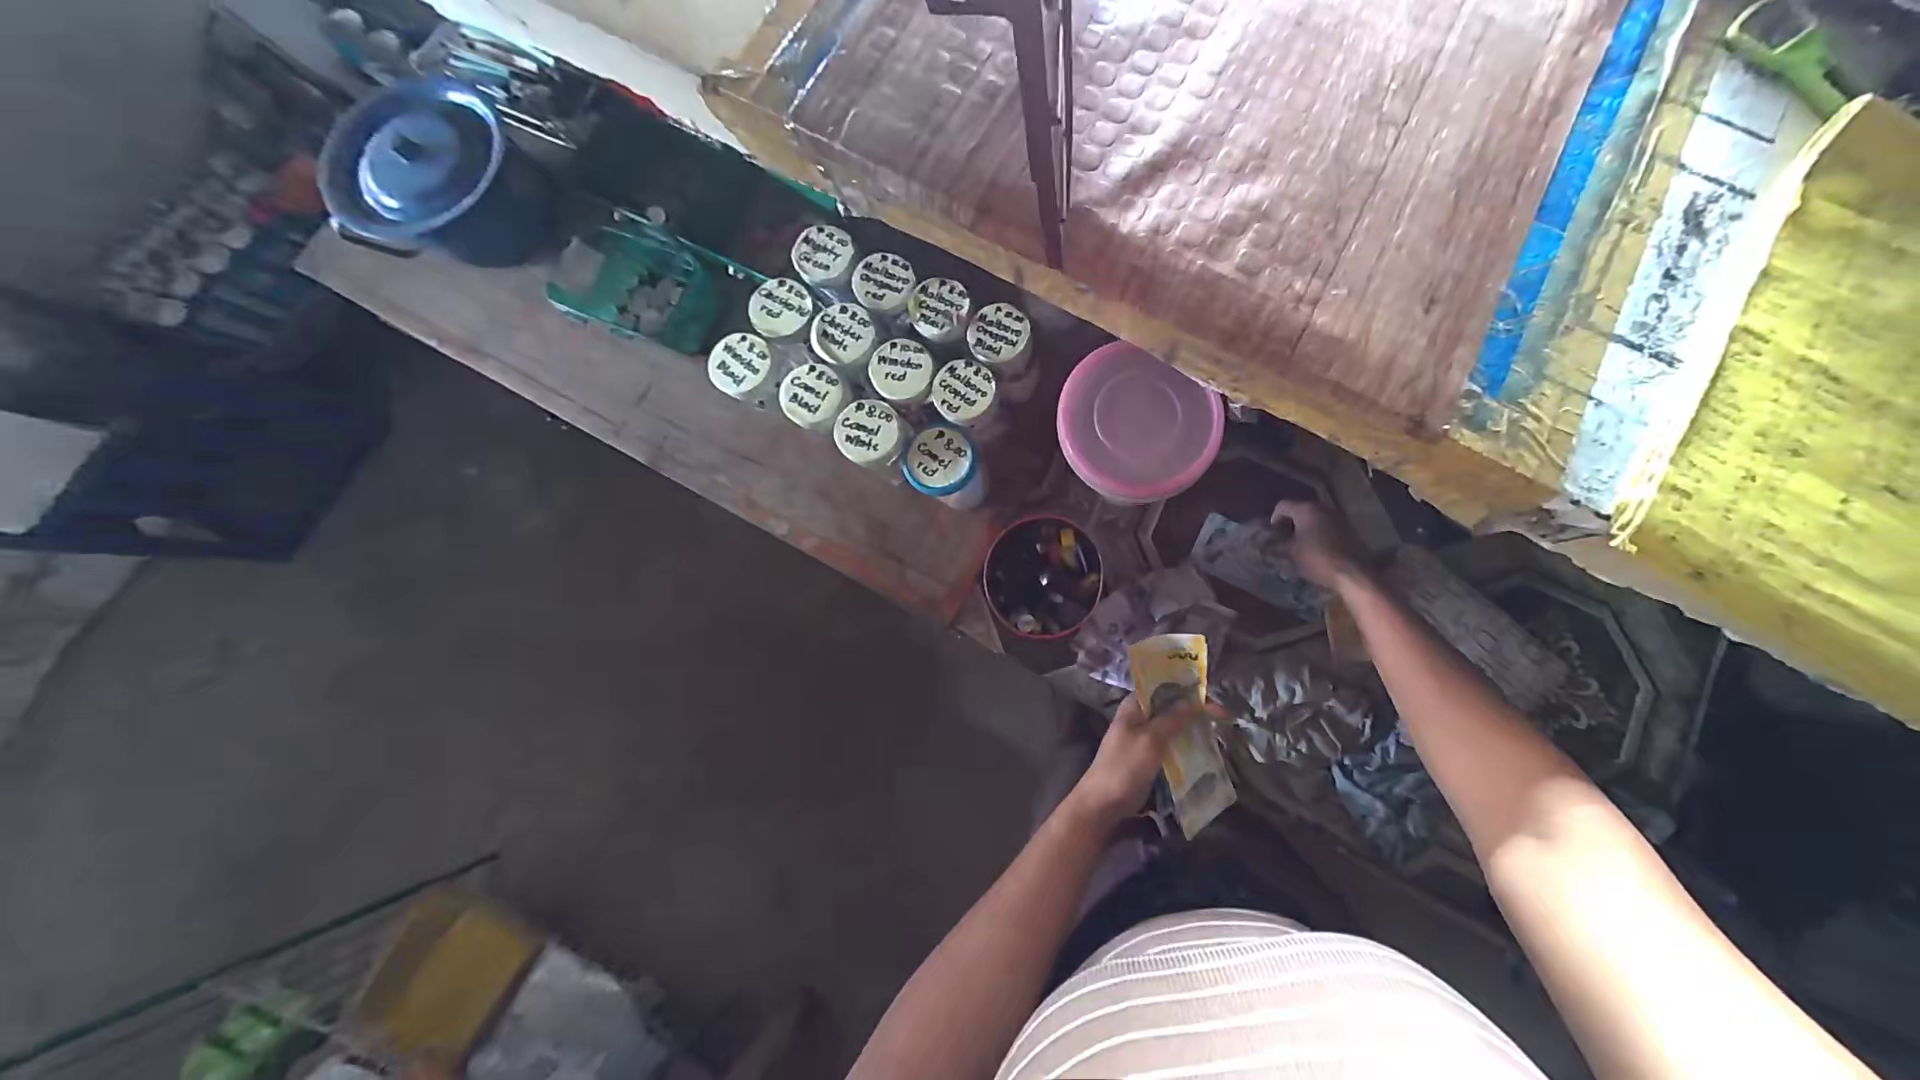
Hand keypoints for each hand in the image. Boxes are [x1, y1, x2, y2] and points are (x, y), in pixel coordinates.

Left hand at [1067, 693, 1225, 827]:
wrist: (1104, 803)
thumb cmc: (1125, 767)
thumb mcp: (1151, 740)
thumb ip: (1171, 719)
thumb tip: (1193, 701)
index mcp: (1134, 706)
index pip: (1163, 688)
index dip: (1187, 689)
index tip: (1213, 698)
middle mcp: (1138, 716)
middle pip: (1169, 706)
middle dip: (1194, 709)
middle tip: (1223, 715)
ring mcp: (1143, 737)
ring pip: (1172, 725)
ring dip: (1191, 726)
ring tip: (1219, 728)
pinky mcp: (1148, 755)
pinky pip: (1170, 743)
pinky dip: (1185, 743)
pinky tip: (1204, 747)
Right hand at [1271, 500, 1367, 590]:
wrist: (1351, 573)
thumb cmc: (1316, 559)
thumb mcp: (1289, 553)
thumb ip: (1275, 544)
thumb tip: (1263, 543)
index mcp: (1306, 509)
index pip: (1282, 506)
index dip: (1274, 520)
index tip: (1273, 537)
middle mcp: (1323, 508)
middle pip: (1299, 510)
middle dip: (1289, 525)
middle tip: (1283, 542)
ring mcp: (1338, 517)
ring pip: (1313, 518)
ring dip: (1303, 530)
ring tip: (1298, 547)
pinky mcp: (1348, 529)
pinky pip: (1326, 526)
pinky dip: (1317, 534)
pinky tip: (1315, 550)